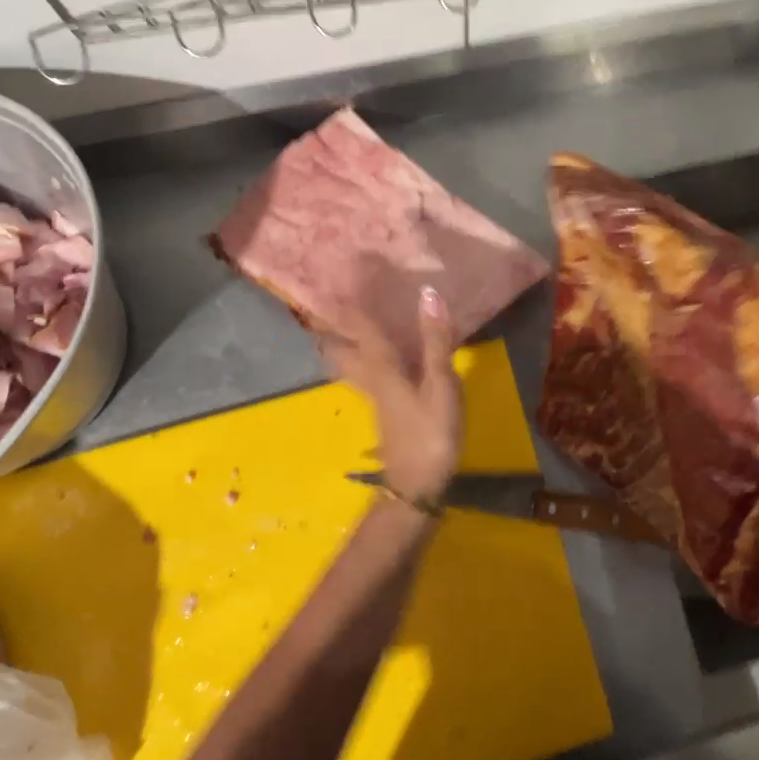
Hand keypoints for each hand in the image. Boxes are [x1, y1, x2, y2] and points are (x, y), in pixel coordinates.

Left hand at [321, 287, 464, 504]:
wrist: (417, 485)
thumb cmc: (431, 433)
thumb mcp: (441, 385)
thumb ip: (435, 340)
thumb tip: (427, 293)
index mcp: (382, 366)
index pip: (360, 324)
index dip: (351, 299)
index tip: (340, 273)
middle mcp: (370, 376)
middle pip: (340, 346)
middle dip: (329, 325)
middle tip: (317, 302)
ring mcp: (373, 395)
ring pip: (346, 363)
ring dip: (337, 343)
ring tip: (331, 326)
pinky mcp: (382, 408)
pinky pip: (361, 373)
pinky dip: (356, 358)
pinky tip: (367, 359)